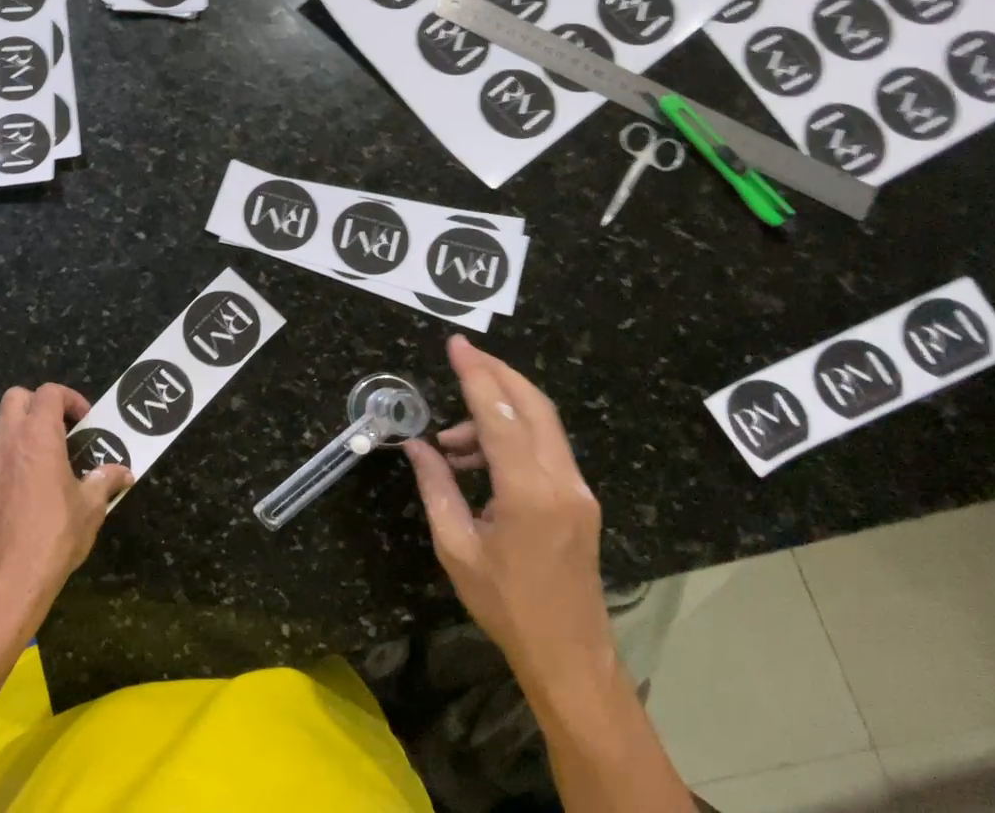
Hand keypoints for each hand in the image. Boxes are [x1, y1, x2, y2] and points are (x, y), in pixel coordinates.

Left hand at [0, 384, 133, 625]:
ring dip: (22, 424)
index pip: (49, 393)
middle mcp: (9, 437)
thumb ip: (105, 480)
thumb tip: (124, 472)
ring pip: (1, 420)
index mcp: (38, 435)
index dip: (70, 398)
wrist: (14, 572)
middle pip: (17, 396)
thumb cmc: (57, 533)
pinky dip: (9, 447)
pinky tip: (27, 475)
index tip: (84, 421)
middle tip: (62, 428)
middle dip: (40, 404)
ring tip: (45, 451)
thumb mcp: (91, 506)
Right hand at [402, 336, 611, 685]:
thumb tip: (415, 445)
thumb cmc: (504, 603)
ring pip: (540, 425)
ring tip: (448, 443)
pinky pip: (544, 449)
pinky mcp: (579, 500)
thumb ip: (435, 487)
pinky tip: (475, 460)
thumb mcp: (455, 546)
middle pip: (534, 406)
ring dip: (497, 414)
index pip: (501, 416)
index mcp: (529, 493)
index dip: (477, 375)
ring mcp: (577, 490)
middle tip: (460, 357)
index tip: (456, 344)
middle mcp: (562, 481)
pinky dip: (510, 437)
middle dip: (497, 375)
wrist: (568, 650)